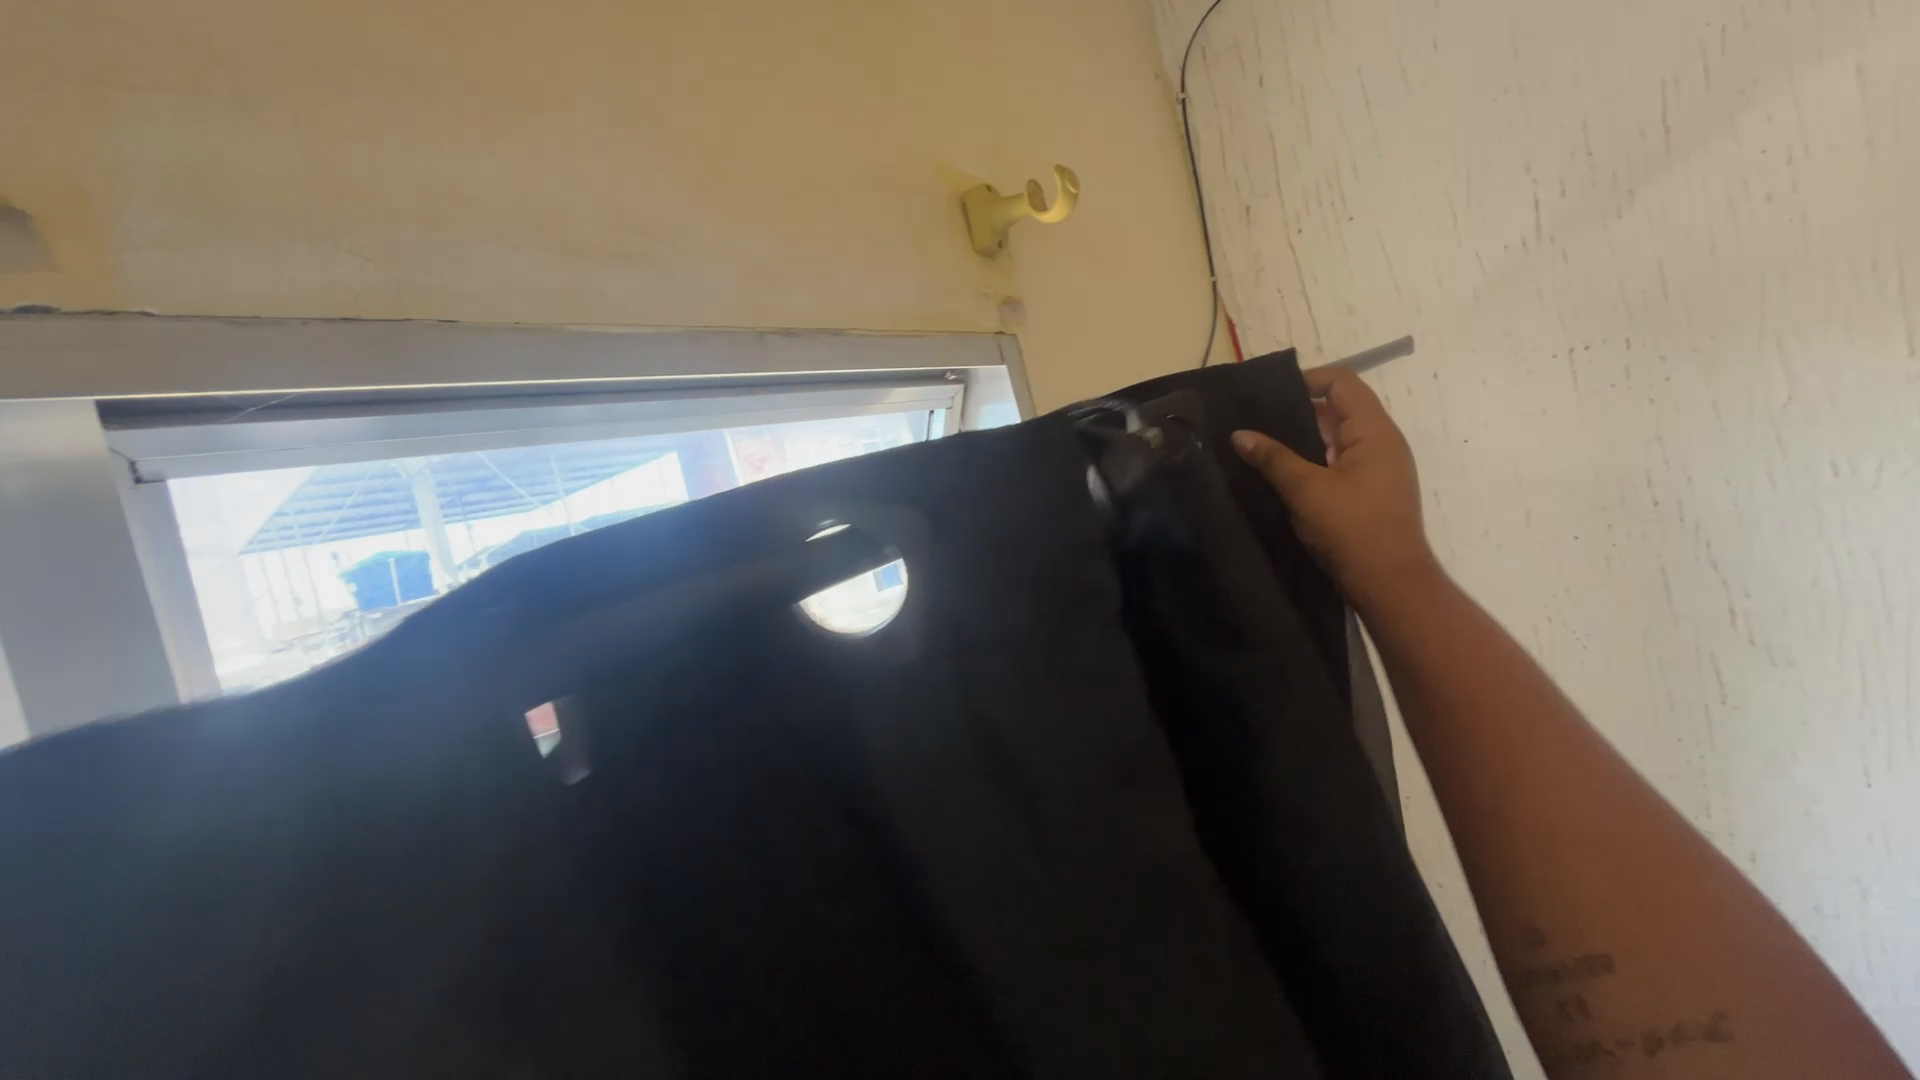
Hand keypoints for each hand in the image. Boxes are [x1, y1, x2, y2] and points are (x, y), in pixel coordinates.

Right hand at [1231, 366, 1440, 611]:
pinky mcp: (1370, 493)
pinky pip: (1339, 463)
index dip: (1307, 380)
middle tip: (1255, 421)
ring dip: (1303, 440)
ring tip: (1261, 447)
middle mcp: (1381, 443)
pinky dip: (1313, 462)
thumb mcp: (1305, 489)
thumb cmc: (1351, 529)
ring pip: (1337, 439)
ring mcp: (1378, 470)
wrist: (1389, 583)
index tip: (1268, 395)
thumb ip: (1272, 457)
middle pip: (1339, 409)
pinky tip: (1281, 476)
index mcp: (1374, 432)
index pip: (1342, 383)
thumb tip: (1239, 434)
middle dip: (1298, 412)